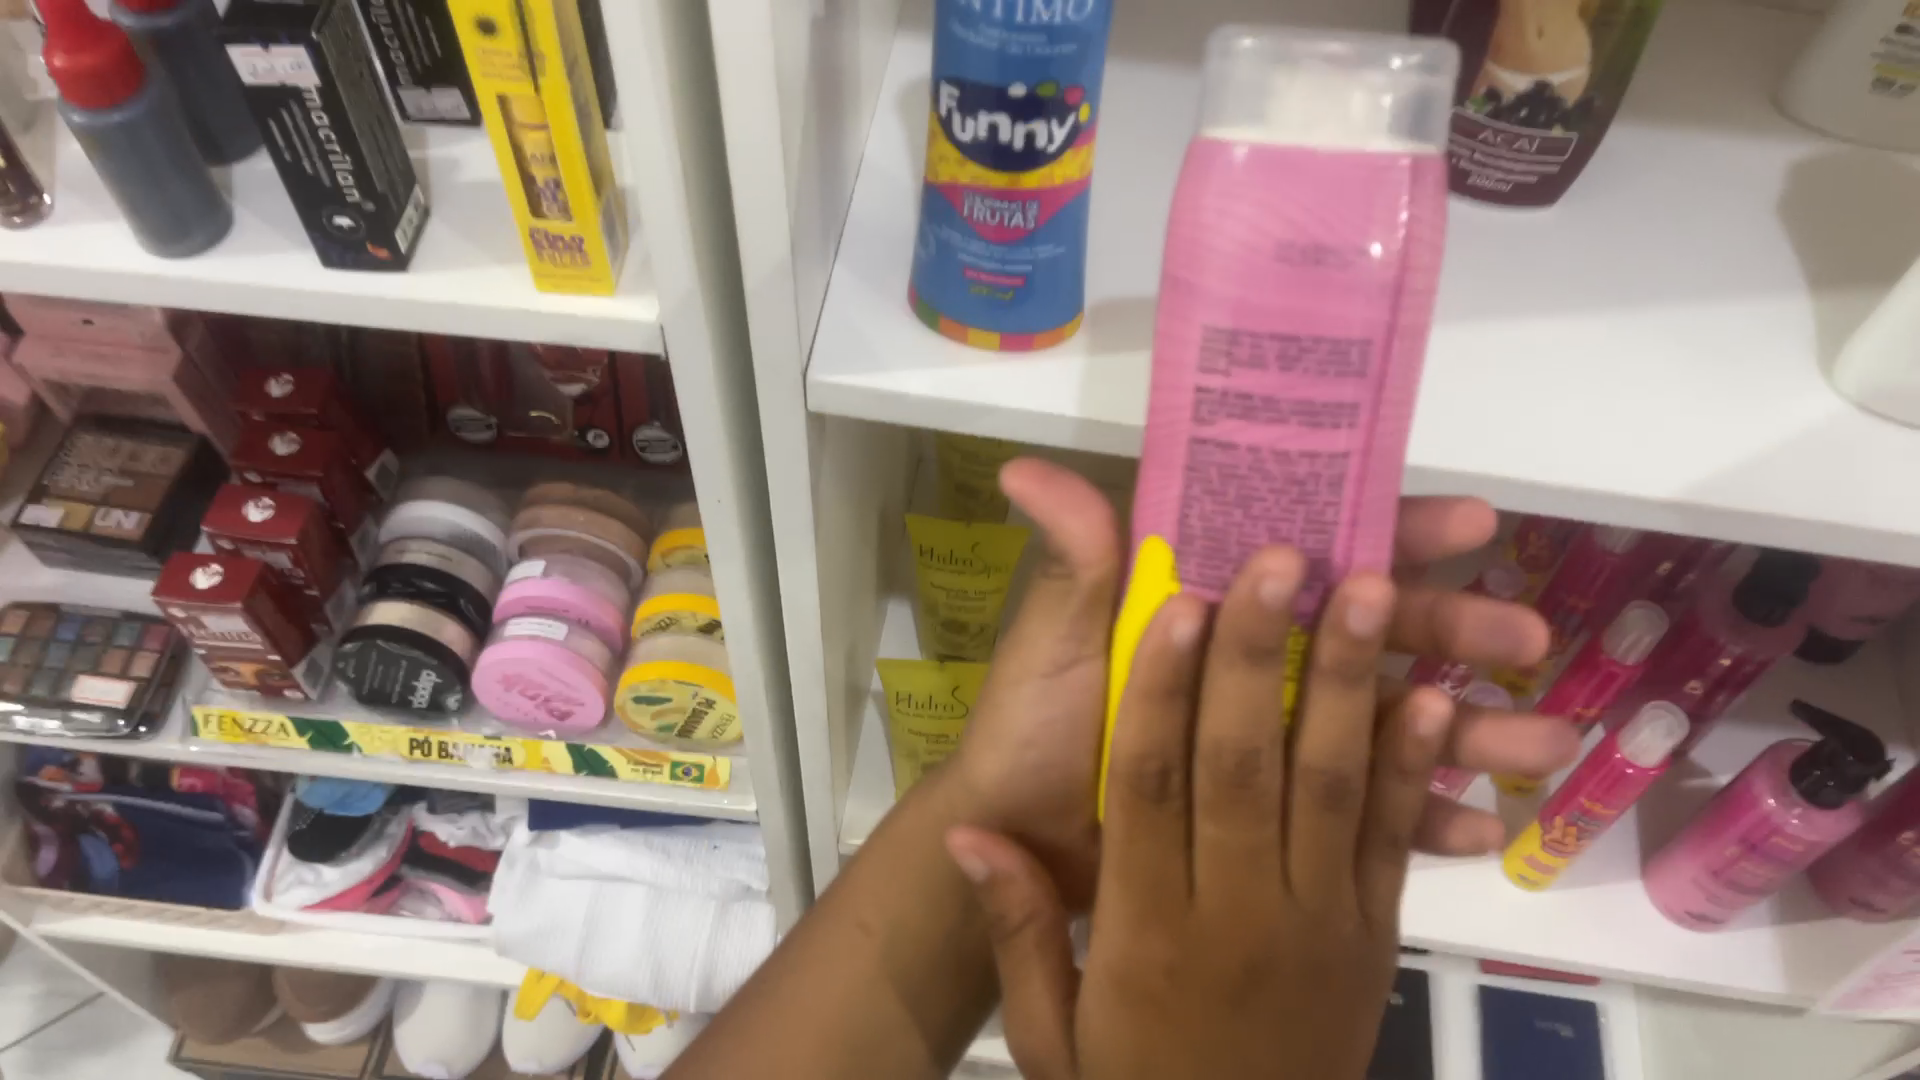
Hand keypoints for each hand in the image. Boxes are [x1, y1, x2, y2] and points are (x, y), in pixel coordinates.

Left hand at [947, 459, 1569, 906]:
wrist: (1025, 829)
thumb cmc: (1037, 720)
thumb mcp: (1059, 632)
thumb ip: (1074, 555)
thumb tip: (1026, 467)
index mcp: (1210, 605)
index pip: (1307, 554)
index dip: (1382, 531)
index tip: (1465, 521)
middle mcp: (1250, 660)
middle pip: (1361, 631)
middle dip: (1446, 626)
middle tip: (1522, 636)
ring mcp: (1270, 732)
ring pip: (1380, 719)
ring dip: (1464, 725)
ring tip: (1546, 738)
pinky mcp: (1275, 807)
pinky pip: (1362, 814)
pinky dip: (1418, 817)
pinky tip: (1485, 826)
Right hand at [947, 558, 1453, 1078]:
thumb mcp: (1047, 1034)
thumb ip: (1014, 926)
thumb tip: (965, 832)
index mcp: (1150, 925)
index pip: (1150, 785)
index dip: (1160, 691)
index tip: (1173, 605)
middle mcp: (1237, 908)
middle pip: (1243, 762)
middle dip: (1259, 655)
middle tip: (1279, 563)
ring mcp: (1319, 920)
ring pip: (1331, 782)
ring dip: (1350, 681)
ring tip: (1371, 592)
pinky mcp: (1374, 935)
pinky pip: (1394, 838)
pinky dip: (1417, 763)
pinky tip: (1433, 694)